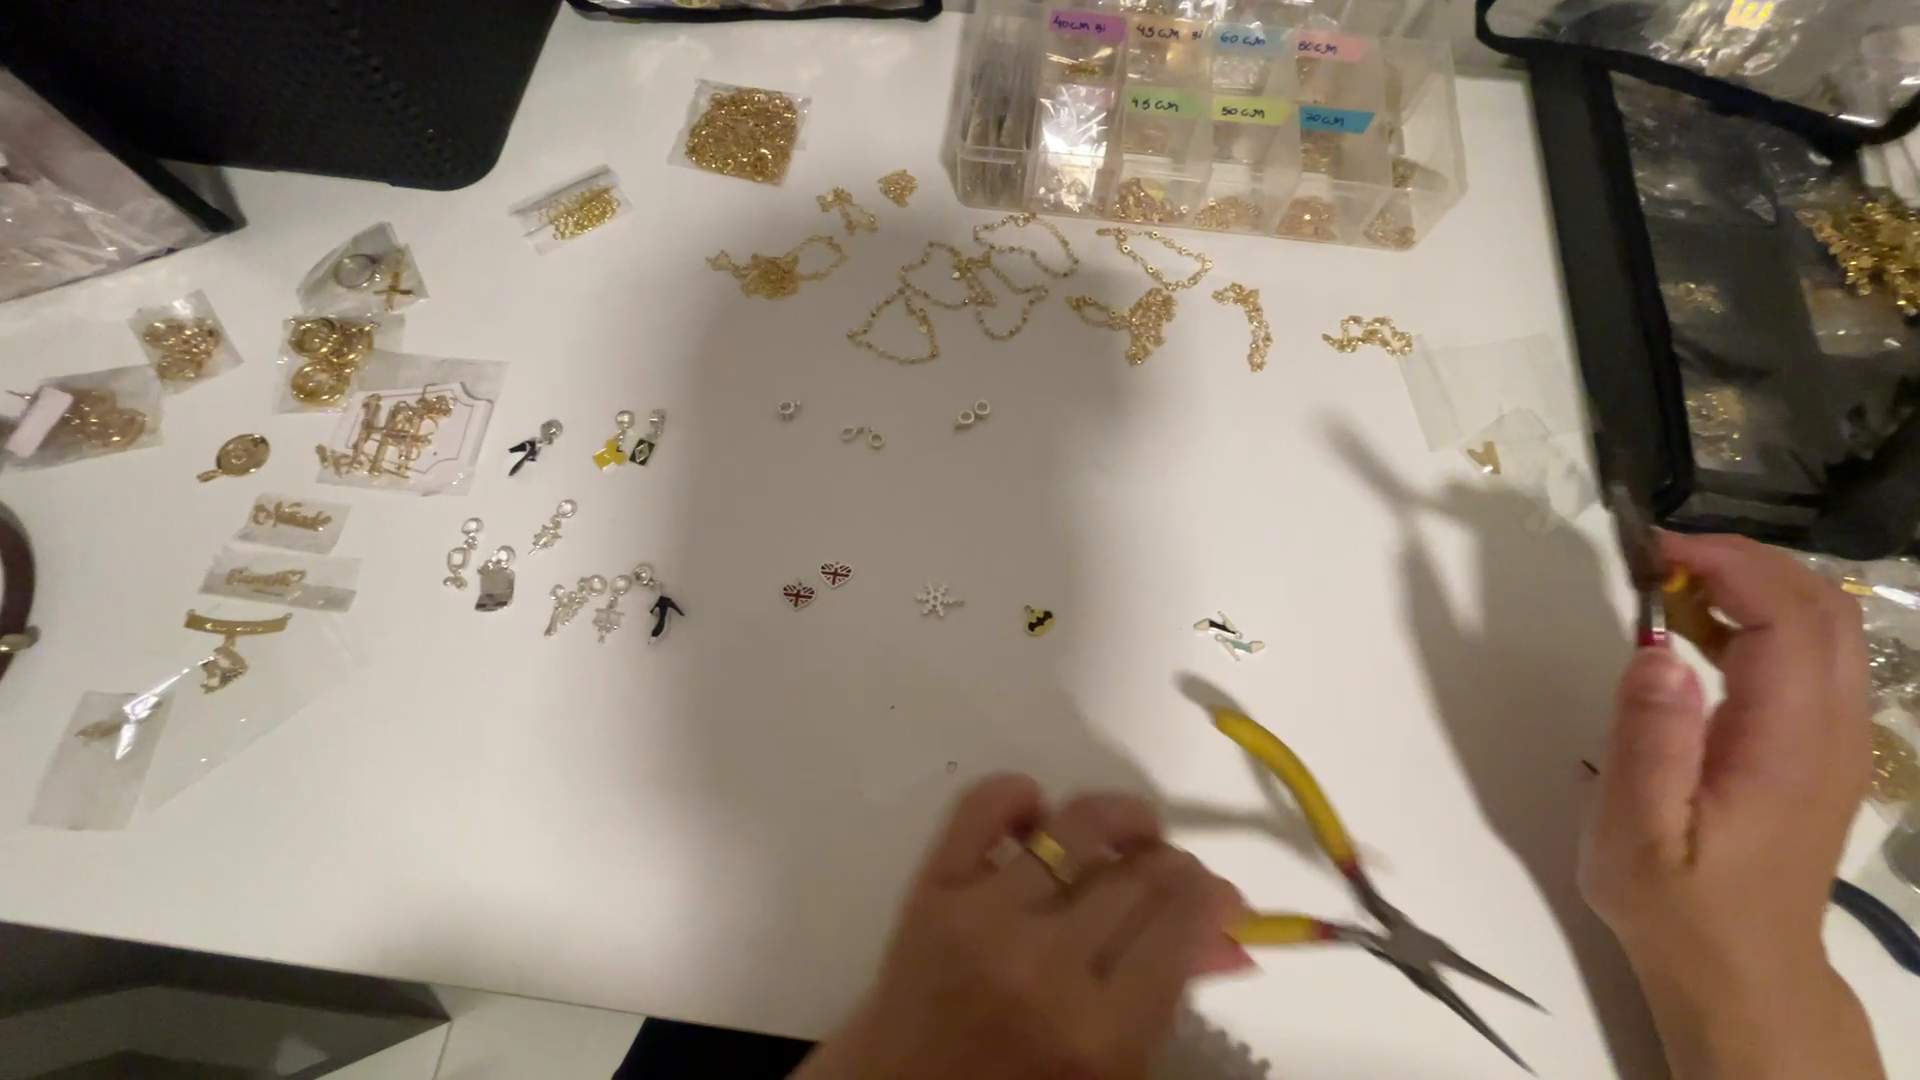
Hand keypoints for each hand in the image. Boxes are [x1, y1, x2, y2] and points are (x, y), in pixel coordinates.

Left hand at [793, 775, 1249, 1079]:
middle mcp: (1043, 965)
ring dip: (1120, 814)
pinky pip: (978, 807)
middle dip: (1173, 863)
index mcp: (1099, 1034)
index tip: (1215, 889)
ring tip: (1134, 827)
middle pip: (1136, 875)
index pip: (1178, 924)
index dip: (1210, 895)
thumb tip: (1227, 932)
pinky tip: (1039, 810)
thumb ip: (1165, 1000)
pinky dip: (1016, 793)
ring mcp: (981, 917)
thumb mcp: (1108, 1071)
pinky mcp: (931, 888)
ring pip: (1074, 828)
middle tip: (1174, 869)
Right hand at [1580, 533, 1883, 1079]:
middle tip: (1653, 557)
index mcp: (1785, 745)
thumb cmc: (1672, 898)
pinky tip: (1692, 631)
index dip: (1728, 566)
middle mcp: (1830, 732)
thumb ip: (1649, 738)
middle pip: (1822, 612)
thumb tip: (1656, 651)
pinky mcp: (1813, 746)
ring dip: (1750, 584)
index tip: (1651, 551)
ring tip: (1663, 586)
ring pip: (1823, 629)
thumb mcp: (1638, 825)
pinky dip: (1753, 619)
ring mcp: (1832, 739)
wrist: (1735, 965)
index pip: (1787, 621)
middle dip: (1744, 560)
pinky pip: (1805, 657)